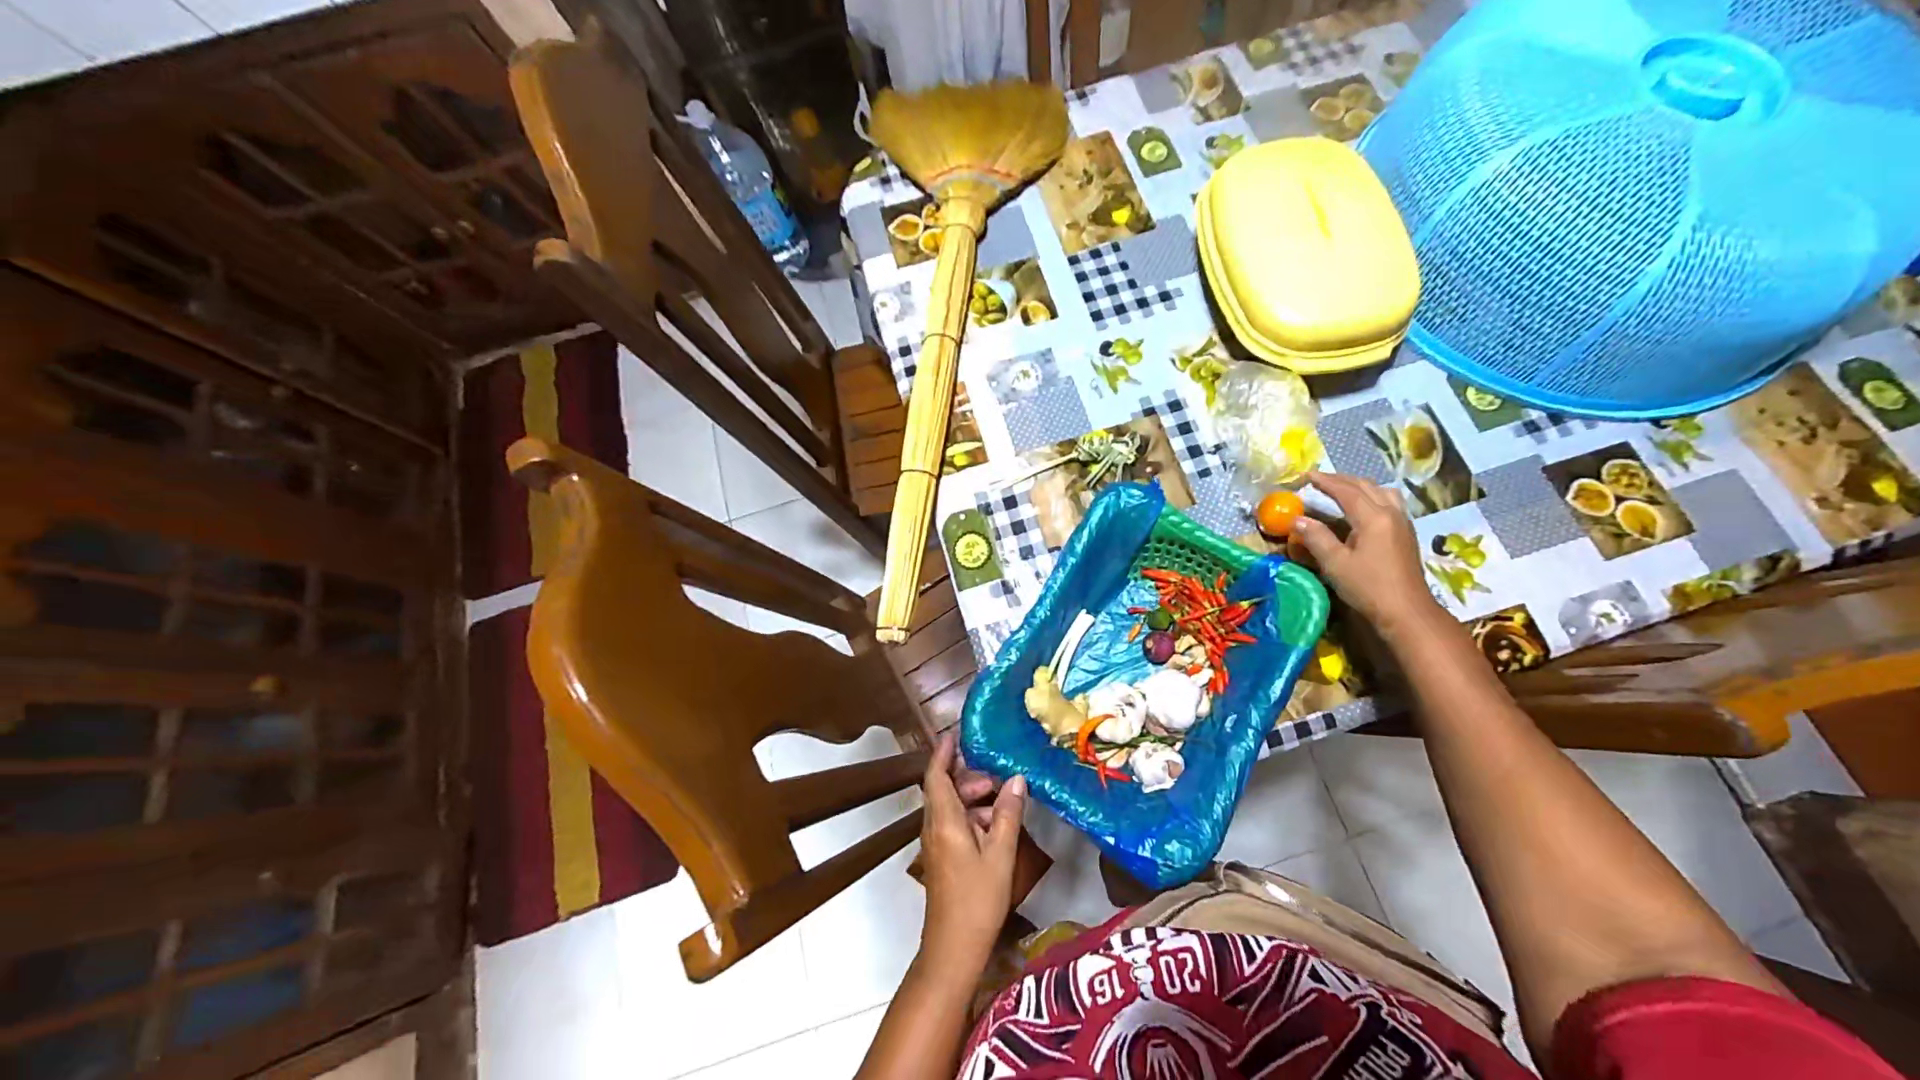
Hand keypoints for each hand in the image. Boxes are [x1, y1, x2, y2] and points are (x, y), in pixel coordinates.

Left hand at [919, 731, 1025, 969]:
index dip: (943, 752)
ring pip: (950, 808)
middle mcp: (933, 827)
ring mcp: (935, 844)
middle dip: (969, 778)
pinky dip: (972, 818)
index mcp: (943, 820)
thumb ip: (1007, 814)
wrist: (953, 947)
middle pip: (944, 789)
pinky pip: (953, 824)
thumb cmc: (978, 898)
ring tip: (1003, 805)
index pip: (935, 775)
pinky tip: (996, 830)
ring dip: (973, 800)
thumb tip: (1016, 779)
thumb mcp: (1000, 853)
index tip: (954, 733)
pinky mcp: (941, 857)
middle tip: (997, 779)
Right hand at [1293, 470, 1442, 637]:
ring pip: (1382, 492)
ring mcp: (1402, 523)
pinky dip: (1372, 497)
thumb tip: (1298, 519)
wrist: (1406, 612)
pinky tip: (1363, 509)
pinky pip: (1389, 503)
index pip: (1346, 491)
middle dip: (1342, 480)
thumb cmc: (1368, 587)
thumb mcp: (1335, 563)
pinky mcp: (1406, 535)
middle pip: (1366, 486)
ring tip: (1342, 490)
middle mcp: (1391, 514)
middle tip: (1320, 480)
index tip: (1306, 475)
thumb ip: (1316, 537)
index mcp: (1373, 518)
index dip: (1325, 481)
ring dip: (1360, 487)